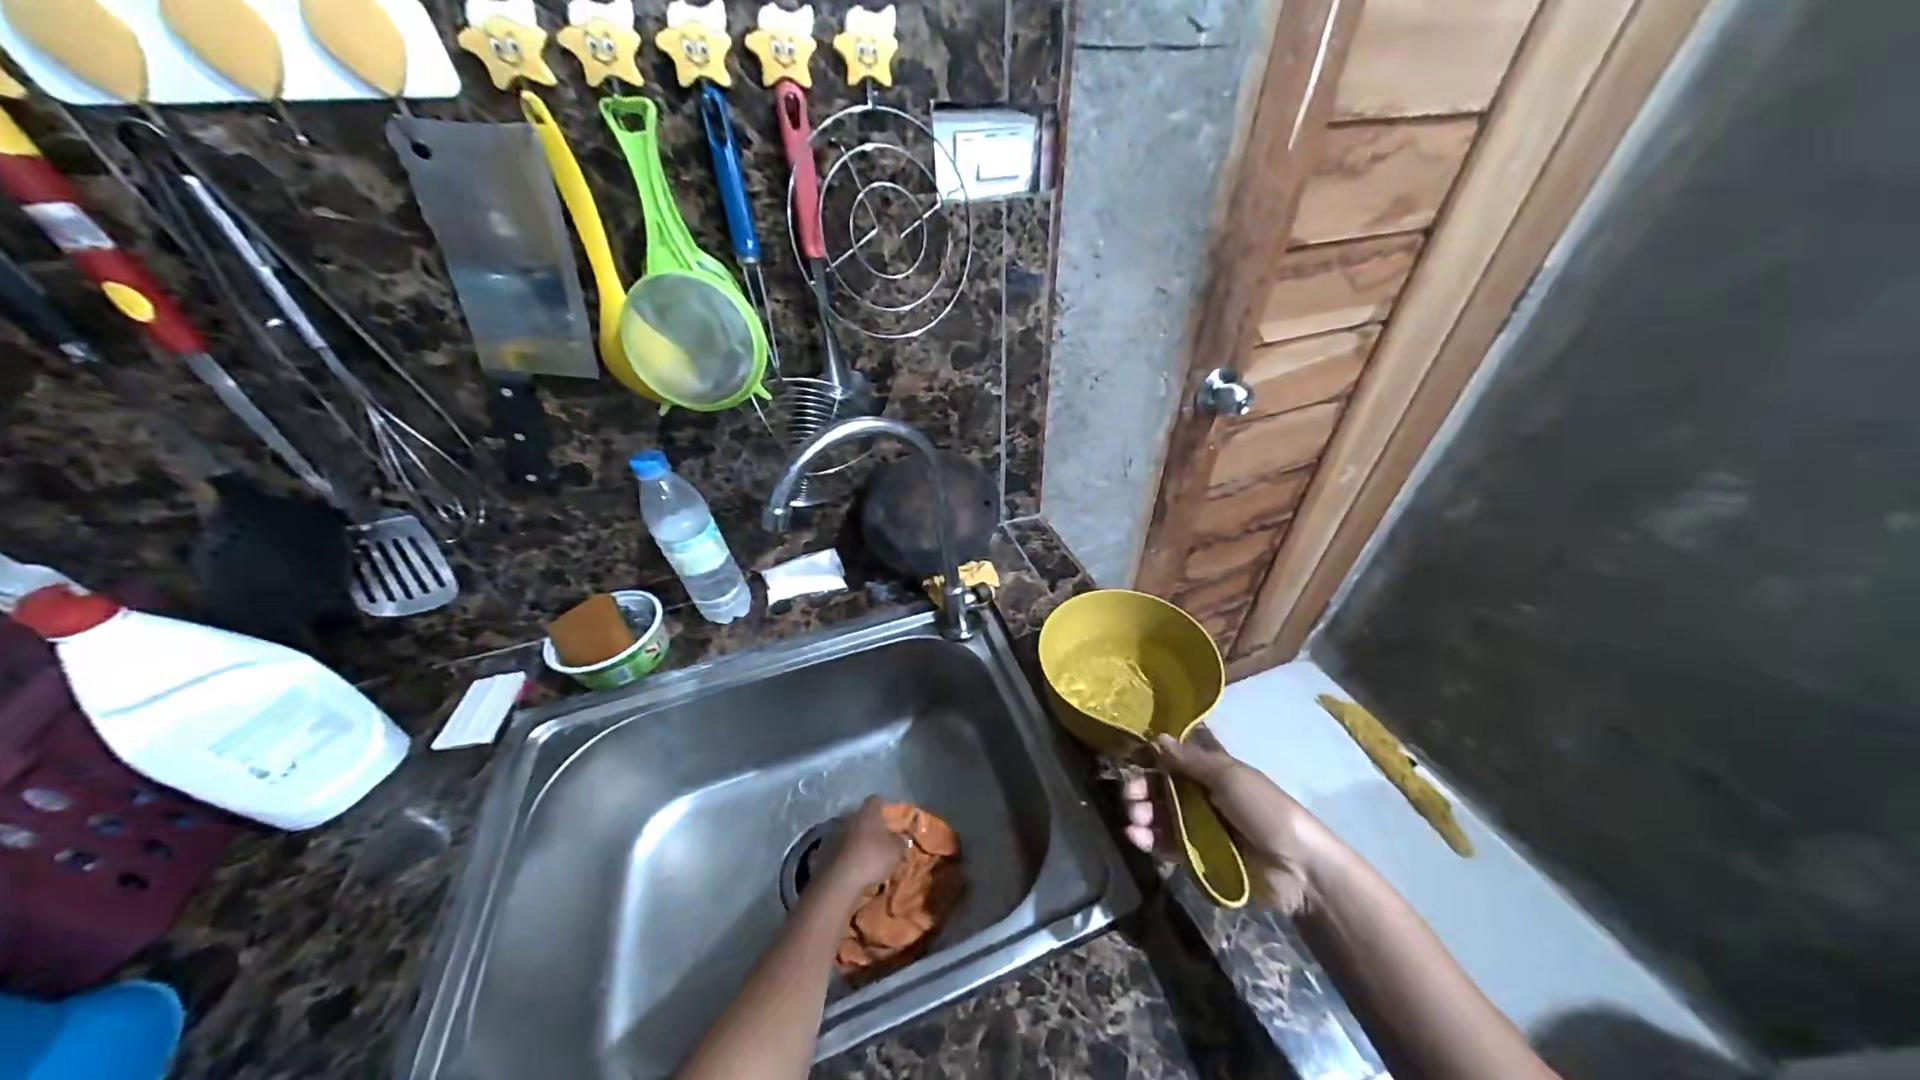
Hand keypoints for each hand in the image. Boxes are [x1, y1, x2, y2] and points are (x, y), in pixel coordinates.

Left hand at [822, 795, 908, 895]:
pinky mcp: (822, 849)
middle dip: (868, 825)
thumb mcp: (896, 851)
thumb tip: (903, 838)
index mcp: (868, 811)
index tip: (889, 817)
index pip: (876, 800)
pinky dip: (842, 853)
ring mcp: (833, 831)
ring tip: (862, 853)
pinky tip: (849, 864)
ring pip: (847, 831)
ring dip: (853, 839)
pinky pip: (836, 847)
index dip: (883, 807)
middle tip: (877, 837)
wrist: (839, 879)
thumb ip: (901, 841)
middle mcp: (849, 816)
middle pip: (860, 816)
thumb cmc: (873, 857)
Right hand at [1120, 727, 1336, 913]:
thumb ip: (1191, 760)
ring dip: (1141, 816)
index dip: (1150, 764)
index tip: (1133, 765)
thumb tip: (1157, 737)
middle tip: (1132, 798)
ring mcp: (1196, 829)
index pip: (1171, 764)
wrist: (1297, 868)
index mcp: (1210, 774)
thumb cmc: (1265, 810)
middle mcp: (1200, 798)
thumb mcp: (1230, 776)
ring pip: (1158, 818)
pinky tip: (1135, 837)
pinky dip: (1147, 840)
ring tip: (1135, 820)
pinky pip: (1164, 846)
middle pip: (1159, 791)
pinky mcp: (1194, 857)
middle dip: (1140, 791)